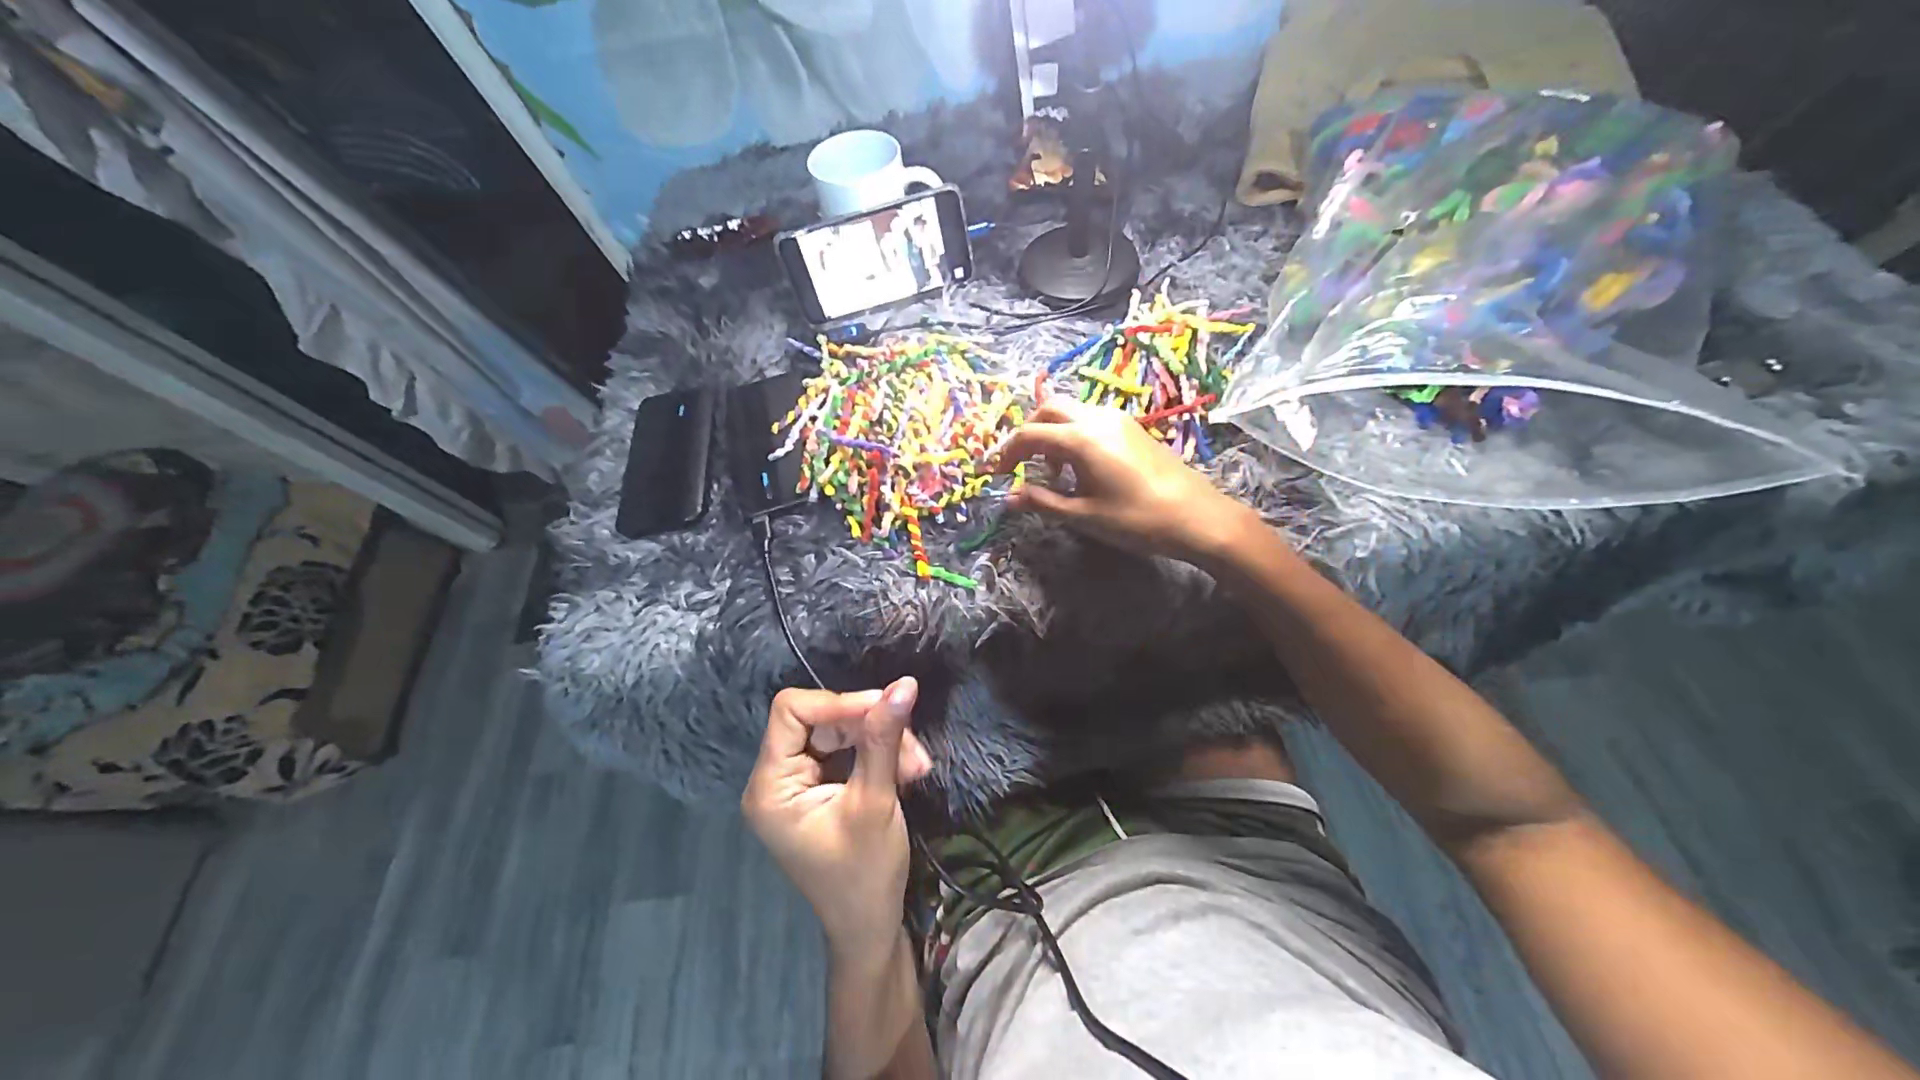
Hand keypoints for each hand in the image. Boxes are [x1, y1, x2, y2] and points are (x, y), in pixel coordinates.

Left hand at [741, 678, 931, 949]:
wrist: (870, 928)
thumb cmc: (865, 874)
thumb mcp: (875, 801)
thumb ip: (884, 740)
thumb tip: (903, 684)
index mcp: (770, 785)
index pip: (791, 711)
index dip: (837, 702)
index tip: (884, 707)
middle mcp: (775, 779)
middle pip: (821, 720)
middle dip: (870, 728)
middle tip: (913, 751)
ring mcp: (797, 784)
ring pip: (840, 733)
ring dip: (882, 742)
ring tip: (917, 768)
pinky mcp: (819, 788)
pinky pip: (847, 751)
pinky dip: (878, 755)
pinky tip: (906, 772)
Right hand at [998, 398, 1261, 564]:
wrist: (1198, 517)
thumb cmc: (1137, 520)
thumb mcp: (1084, 516)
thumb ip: (1042, 502)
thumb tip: (1009, 497)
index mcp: (1081, 439)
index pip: (1029, 434)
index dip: (1006, 452)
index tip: (995, 473)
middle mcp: (1097, 419)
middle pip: (1048, 409)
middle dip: (1028, 433)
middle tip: (1020, 464)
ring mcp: (1118, 419)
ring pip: (1071, 411)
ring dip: (1052, 433)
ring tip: (1053, 474)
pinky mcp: (1132, 428)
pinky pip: (1091, 420)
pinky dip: (1073, 435)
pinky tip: (1080, 468)